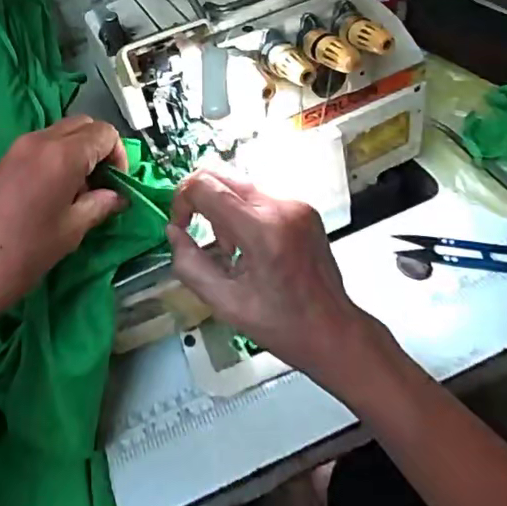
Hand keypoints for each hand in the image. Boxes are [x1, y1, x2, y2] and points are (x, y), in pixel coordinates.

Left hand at [0, 116, 127, 336]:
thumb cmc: (25, 251)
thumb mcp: (72, 230)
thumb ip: (101, 205)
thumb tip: (118, 196)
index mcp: (64, 153)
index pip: (105, 133)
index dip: (119, 155)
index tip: (117, 185)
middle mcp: (41, 140)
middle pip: (84, 124)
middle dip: (100, 148)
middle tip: (101, 185)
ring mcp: (18, 147)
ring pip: (62, 133)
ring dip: (78, 152)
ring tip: (76, 193)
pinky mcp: (4, 161)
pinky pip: (42, 145)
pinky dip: (57, 158)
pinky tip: (52, 195)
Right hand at [165, 169, 382, 383]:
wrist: (333, 330)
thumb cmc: (282, 325)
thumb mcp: (225, 303)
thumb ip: (189, 264)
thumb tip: (173, 231)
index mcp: (261, 229)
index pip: (206, 186)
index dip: (181, 200)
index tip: (180, 227)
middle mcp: (281, 206)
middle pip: (222, 175)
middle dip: (200, 201)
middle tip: (199, 236)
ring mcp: (296, 204)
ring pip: (240, 185)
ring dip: (224, 210)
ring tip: (232, 252)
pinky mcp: (303, 208)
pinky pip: (260, 196)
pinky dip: (245, 213)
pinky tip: (253, 248)